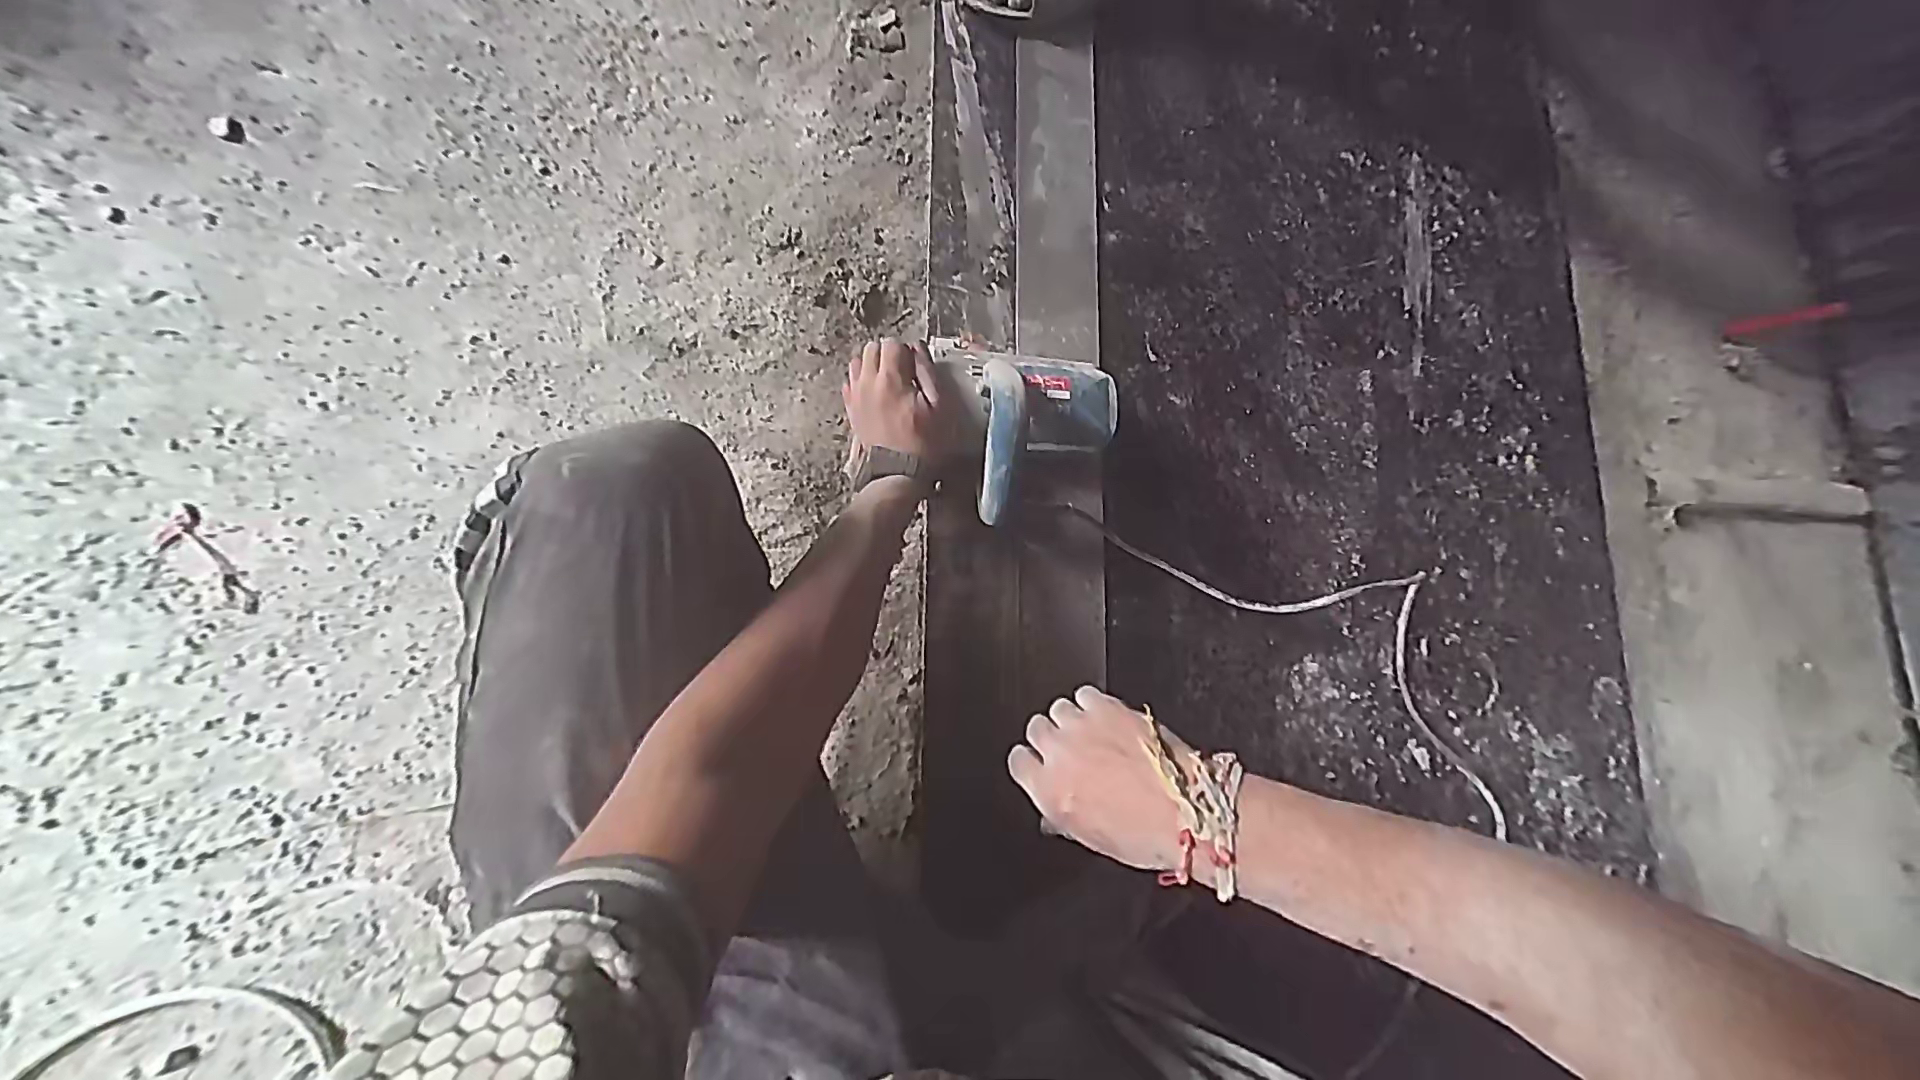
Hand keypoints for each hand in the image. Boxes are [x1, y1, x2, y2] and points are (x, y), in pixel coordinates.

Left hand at [842, 338, 962, 468]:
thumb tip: (918, 349)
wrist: (897, 472)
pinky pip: (850, 383)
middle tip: (903, 373)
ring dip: (872, 366)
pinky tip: (876, 394)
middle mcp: (867, 383)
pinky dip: (861, 382)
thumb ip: (928, 372)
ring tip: (888, 382)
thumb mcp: (938, 407)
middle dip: (888, 355)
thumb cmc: (922, 443)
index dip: (907, 352)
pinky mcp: (851, 409)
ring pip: (857, 363)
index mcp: (890, 379)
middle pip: (871, 348)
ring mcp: (856, 396)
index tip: (915, 368)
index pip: (892, 343)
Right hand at [1008, 685, 1189, 873]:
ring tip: (1093, 732)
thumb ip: (1062, 811)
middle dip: (1051, 737)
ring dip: (1072, 719)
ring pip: (1059, 708)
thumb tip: (1056, 803)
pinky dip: (1092, 704)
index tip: (1042, 762)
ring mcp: (1081, 727)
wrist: (1188, 811)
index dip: (1031, 761)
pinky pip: (1085, 694)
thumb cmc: (1145, 833)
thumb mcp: (1091, 836)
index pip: (1019, 761)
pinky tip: (1107, 718)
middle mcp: (1058, 754)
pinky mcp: (1106, 708)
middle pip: (1036, 729)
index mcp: (1049, 791)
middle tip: (1072, 748)